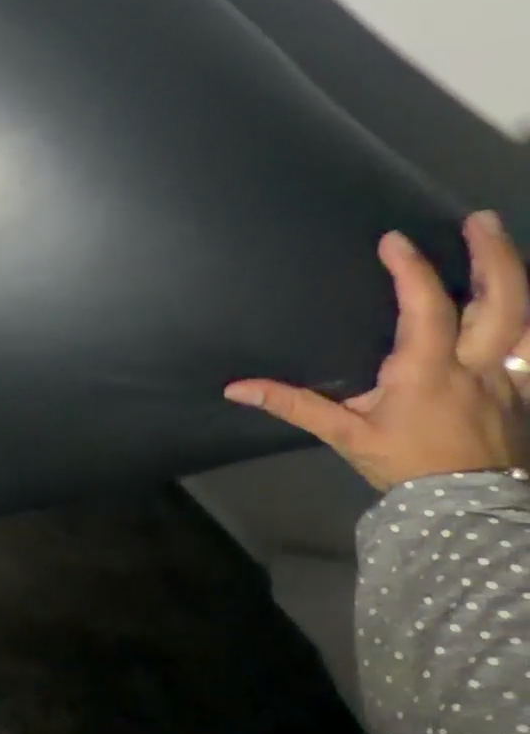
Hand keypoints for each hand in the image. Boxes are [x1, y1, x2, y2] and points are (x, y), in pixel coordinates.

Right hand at [224, 210, 529, 491]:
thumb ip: (294, 405)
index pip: (427, 309)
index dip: (412, 271)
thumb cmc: (404, 465)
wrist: (468, 512)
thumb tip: (234, 388)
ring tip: (499, 247)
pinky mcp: (523, 393)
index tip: (394, 240)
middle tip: (479, 220)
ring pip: (528, 321)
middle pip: (503, 304)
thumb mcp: (344, 436)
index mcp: (429, 371)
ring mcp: (510, 379)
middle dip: (494, 258)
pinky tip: (521, 309)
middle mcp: (478, 367)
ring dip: (516, 279)